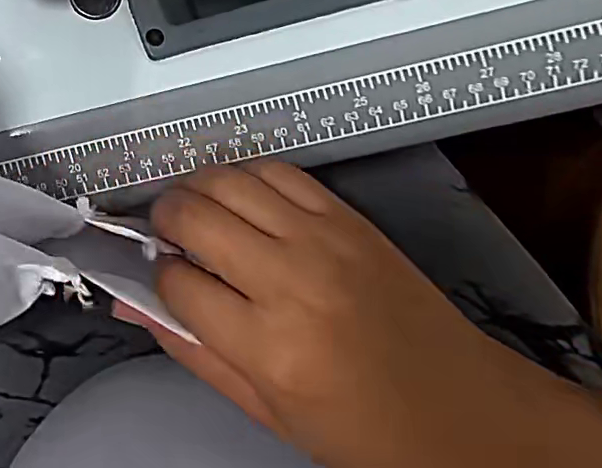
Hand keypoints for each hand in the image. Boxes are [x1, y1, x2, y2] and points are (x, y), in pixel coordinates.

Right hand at [124, 162, 601, 467]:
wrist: (475, 419)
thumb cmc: (366, 433)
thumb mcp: (269, 412)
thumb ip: (190, 351)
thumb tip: (126, 305)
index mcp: (270, 349)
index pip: (174, 282)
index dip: (155, 276)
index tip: (162, 278)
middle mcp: (290, 281)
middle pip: (190, 214)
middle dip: (161, 219)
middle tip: (165, 235)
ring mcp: (321, 239)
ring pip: (224, 179)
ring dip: (193, 188)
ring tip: (193, 209)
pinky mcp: (345, 216)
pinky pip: (273, 169)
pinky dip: (241, 174)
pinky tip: (237, 195)